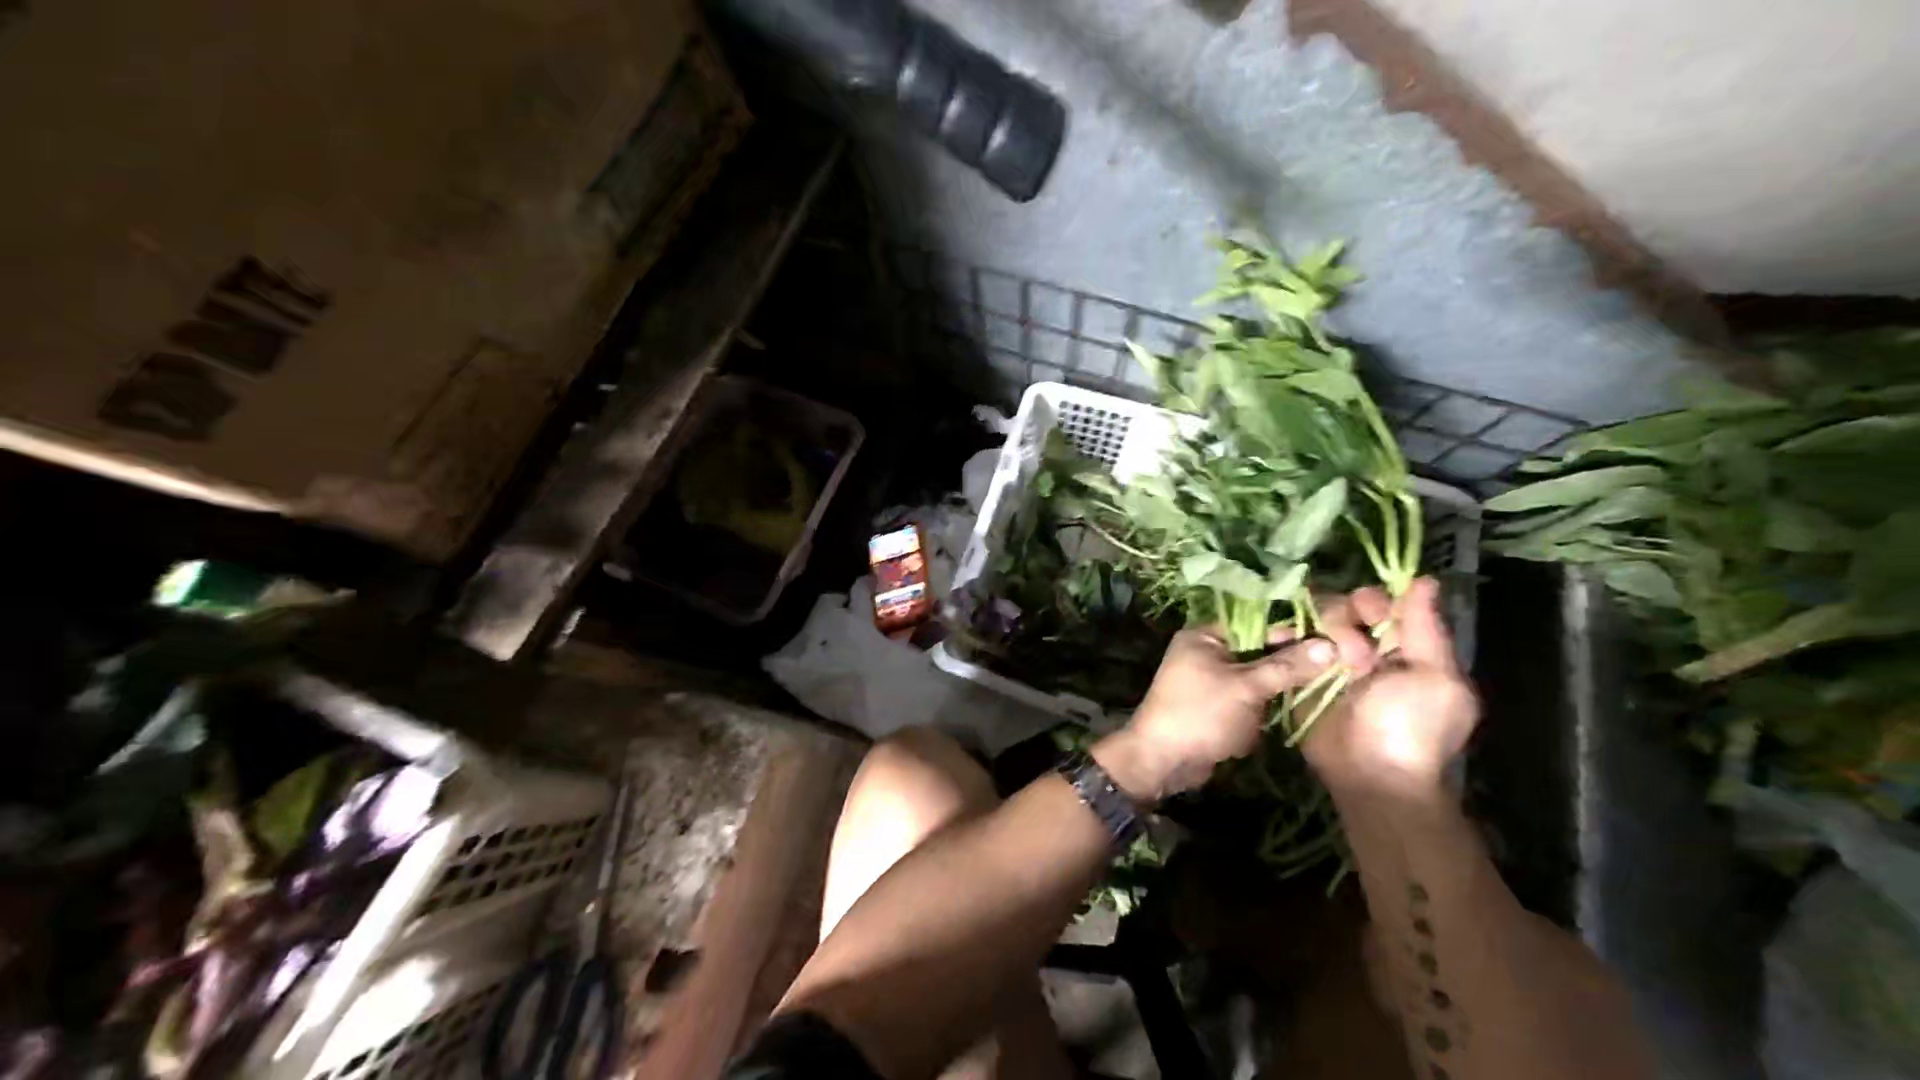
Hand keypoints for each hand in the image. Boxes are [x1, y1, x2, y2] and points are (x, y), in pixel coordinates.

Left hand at [1093, 626, 1336, 800]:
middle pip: (1259, 651)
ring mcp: (1210, 680)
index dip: (1292, 632)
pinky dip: (1257, 713)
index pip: (1256, 623)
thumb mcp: (1246, 688)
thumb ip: (1286, 667)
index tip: (1332, 642)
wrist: (1162, 761)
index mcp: (1205, 635)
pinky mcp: (1215, 706)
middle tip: (1329, 671)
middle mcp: (1206, 651)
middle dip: (1285, 666)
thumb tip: (1330, 646)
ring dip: (1272, 695)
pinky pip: (1246, 701)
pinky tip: (1265, 724)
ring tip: (1302, 698)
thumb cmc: (1200, 714)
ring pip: (1256, 679)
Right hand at [1300, 577, 1479, 801]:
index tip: (1369, 614)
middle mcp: (1365, 648)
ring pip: (1314, 621)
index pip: (1382, 602)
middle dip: (1344, 621)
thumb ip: (1426, 627)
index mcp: (1403, 645)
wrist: (1372, 776)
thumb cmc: (1413, 727)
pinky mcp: (1300, 676)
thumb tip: (1426, 580)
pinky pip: (1287, 644)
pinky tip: (1278, 636)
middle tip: (1355, 657)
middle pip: (1343, 606)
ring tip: (1327, 662)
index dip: (1373, 601)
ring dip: (1318, 632)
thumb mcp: (1435, 676)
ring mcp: (1329, 662)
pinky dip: (1282, 635)